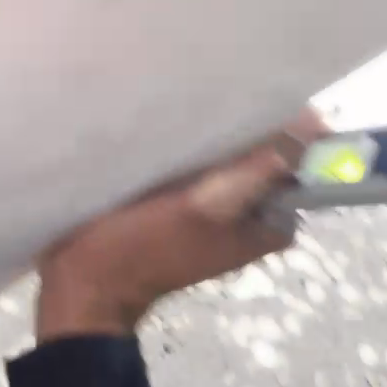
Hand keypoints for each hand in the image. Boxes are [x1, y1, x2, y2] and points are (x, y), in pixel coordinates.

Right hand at [34, 111, 328, 342]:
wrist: (81, 284)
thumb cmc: (137, 249)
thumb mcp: (197, 210)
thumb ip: (248, 178)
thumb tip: (305, 133)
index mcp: (272, 223)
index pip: (296, 164)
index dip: (280, 130)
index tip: (245, 103)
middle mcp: (249, 219)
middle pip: (256, 162)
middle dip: (234, 135)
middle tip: (198, 109)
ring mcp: (209, 217)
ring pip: (219, 168)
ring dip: (200, 147)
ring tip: (169, 122)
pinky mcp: (173, 215)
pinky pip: (187, 179)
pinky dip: (175, 162)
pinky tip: (149, 147)